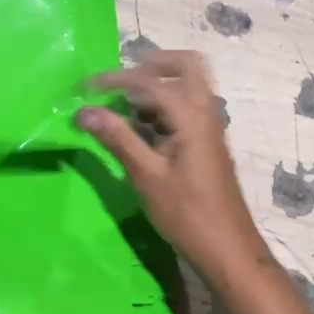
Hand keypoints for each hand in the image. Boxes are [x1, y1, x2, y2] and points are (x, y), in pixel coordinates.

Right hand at [76, 51, 270, 281]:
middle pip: (186, 65)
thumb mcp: (146, 176)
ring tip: (125, 109)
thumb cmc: (186, 214)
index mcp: (191, 117)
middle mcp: (205, 113)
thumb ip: (117, 138)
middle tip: (121, 84)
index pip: (150, 81)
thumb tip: (85, 111)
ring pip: (188, 85)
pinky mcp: (207, 142)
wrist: (228, 249)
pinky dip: (163, 105)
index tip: (85, 87)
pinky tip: (141, 129)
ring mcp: (209, 127)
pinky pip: (187, 106)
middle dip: (150, 65)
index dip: (114, 79)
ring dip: (157, 86)